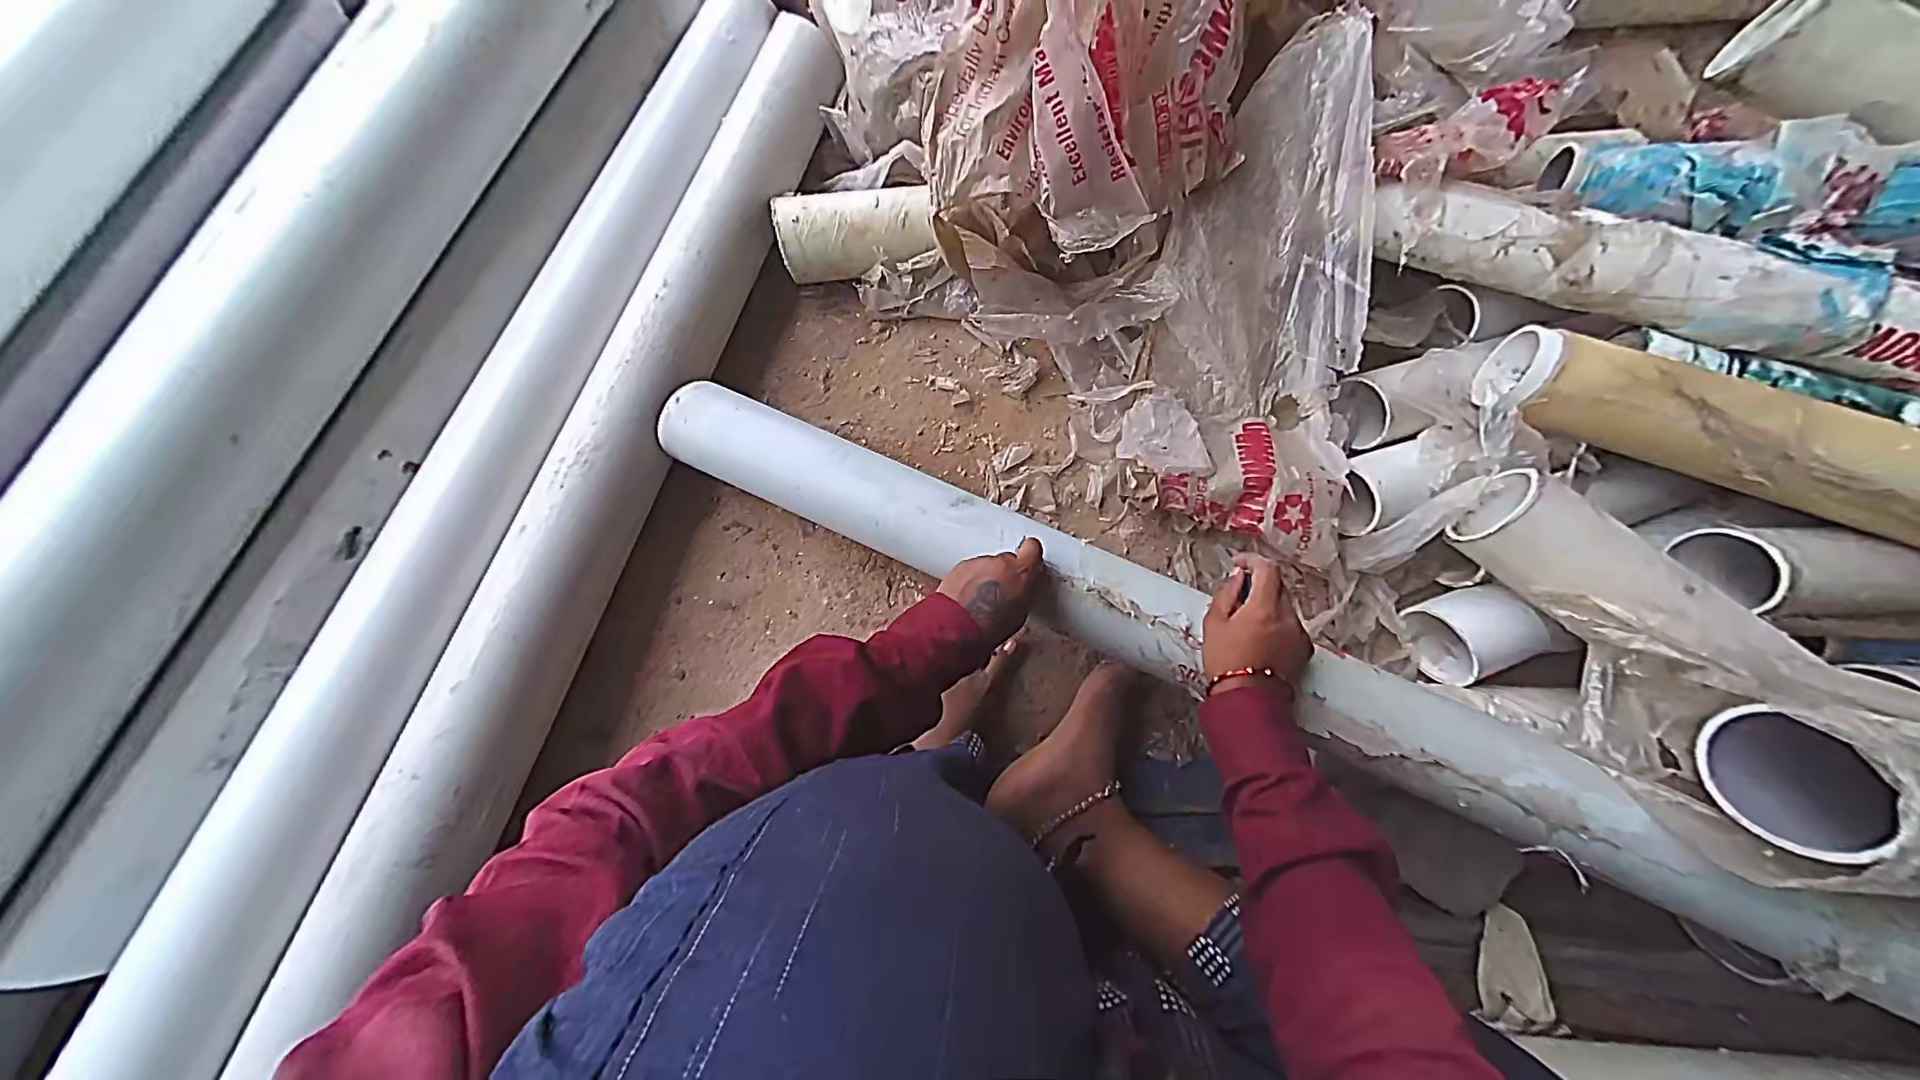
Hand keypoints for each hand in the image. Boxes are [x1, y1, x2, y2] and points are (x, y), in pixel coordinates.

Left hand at [937, 538, 1043, 644]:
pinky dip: (970, 580)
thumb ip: (1024, 591)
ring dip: (986, 578)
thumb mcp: (1020, 612)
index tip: (1028, 562)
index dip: (1029, 555)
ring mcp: (981, 561)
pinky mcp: (962, 565)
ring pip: (987, 565)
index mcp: (1023, 572)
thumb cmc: (990, 625)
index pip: (1032, 548)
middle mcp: (1002, 562)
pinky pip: (970, 569)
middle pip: (1007, 560)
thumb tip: (1022, 591)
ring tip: (982, 599)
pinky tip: (969, 597)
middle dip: (1005, 573)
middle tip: (1001, 592)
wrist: (960, 625)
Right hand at [1202, 555, 1310, 695]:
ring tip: (1247, 619)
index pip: (1268, 569)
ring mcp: (1299, 633)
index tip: (1239, 563)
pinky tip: (1261, 636)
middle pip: (1278, 586)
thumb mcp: (1214, 622)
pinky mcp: (1304, 648)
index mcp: (1265, 607)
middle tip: (1239, 593)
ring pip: (1285, 606)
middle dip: (1260, 584)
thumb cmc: (1225, 660)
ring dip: (1269, 604)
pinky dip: (1278, 622)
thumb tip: (1239, 577)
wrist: (1247, 698)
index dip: (1253, 560)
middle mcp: (1288, 616)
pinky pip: (1291, 624)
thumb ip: (1227, 593)